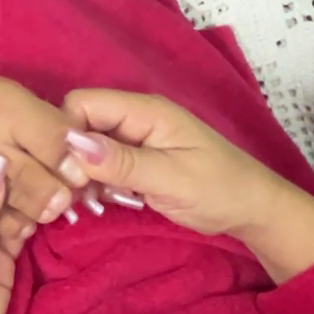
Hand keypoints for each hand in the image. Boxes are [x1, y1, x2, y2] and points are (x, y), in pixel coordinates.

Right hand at [0, 0, 80, 248]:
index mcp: (8, 111)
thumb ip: (42, 124)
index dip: (74, 165)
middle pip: (47, 191)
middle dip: (58, 196)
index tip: (74, 171)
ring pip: (16, 218)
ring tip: (24, 205)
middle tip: (56, 195)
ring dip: (28, 215)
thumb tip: (78, 152)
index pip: (64, 151)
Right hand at [60, 89, 291, 236]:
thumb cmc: (219, 189)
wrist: (252, 210)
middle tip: (67, 195)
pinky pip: (99, 165)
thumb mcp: (171, 178)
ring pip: (85, 148)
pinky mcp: (133, 163)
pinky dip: (90, 184)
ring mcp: (133, 141)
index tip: (62, 170)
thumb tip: (74, 146)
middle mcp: (134, 119)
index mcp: (145, 110)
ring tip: (77, 205)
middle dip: (67, 157)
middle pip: (80, 124)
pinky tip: (90, 205)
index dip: (64, 132)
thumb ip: (123, 162)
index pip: (83, 103)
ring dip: (77, 175)